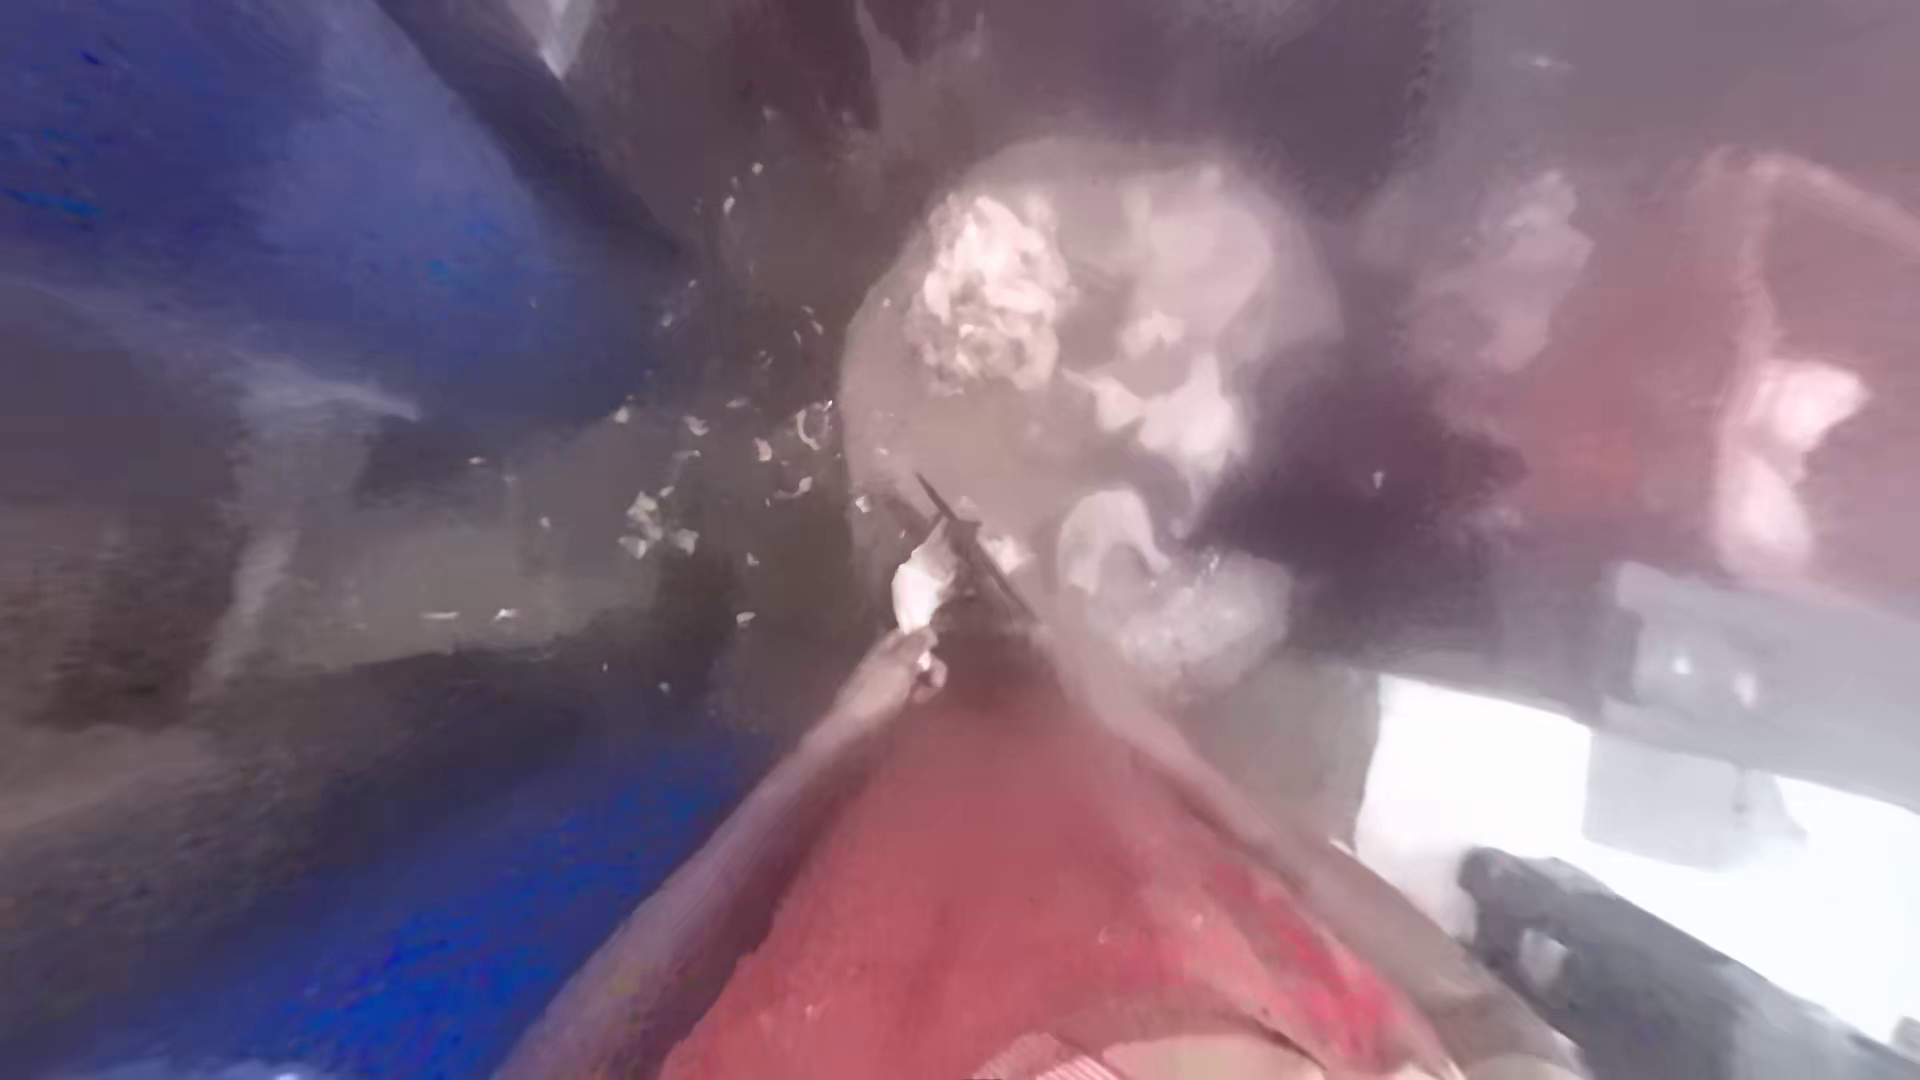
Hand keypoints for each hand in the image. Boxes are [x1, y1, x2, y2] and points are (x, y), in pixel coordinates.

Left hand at [811, 628, 941, 749]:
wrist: (855, 730)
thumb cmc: (877, 693)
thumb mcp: (899, 664)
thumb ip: (915, 644)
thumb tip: (929, 629)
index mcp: (886, 648)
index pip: (907, 632)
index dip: (923, 635)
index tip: (937, 645)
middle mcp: (889, 661)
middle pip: (917, 654)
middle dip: (931, 663)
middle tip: (936, 679)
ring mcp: (892, 682)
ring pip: (918, 674)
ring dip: (928, 680)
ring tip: (927, 694)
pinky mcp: (895, 701)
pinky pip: (914, 691)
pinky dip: (921, 694)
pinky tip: (920, 702)